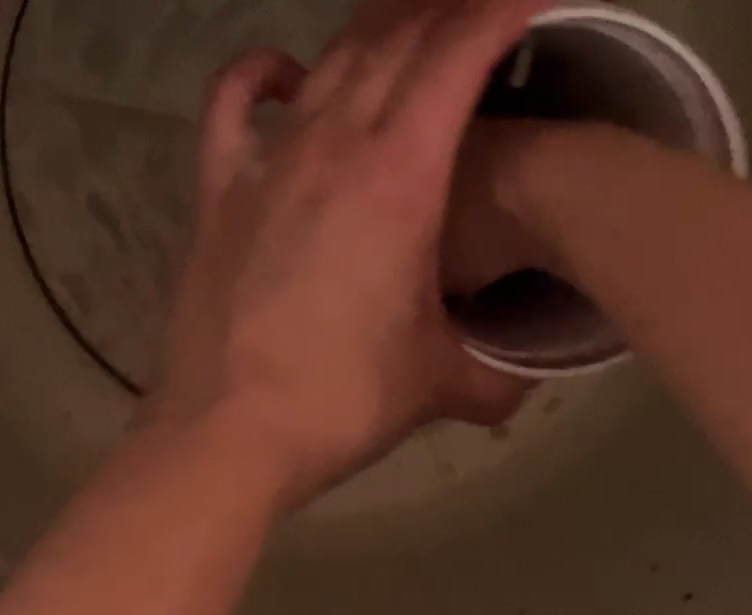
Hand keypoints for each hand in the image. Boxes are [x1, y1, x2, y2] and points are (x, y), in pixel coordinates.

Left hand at [145, 0, 547, 507]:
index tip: (537, 4)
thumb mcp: (438, 384)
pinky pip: (228, 106)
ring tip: (410, 30)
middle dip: (448, 11)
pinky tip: (282, 73)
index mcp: (399, 177)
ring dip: (375, 31)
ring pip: (327, 62)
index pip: (461, 51)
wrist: (229, 434)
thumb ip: (494, 375)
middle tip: (481, 20)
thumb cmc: (340, 404)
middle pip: (396, 39)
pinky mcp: (214, 197)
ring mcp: (264, 167)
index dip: (506, 9)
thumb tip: (521, 386)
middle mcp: (331, 147)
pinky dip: (256, 75)